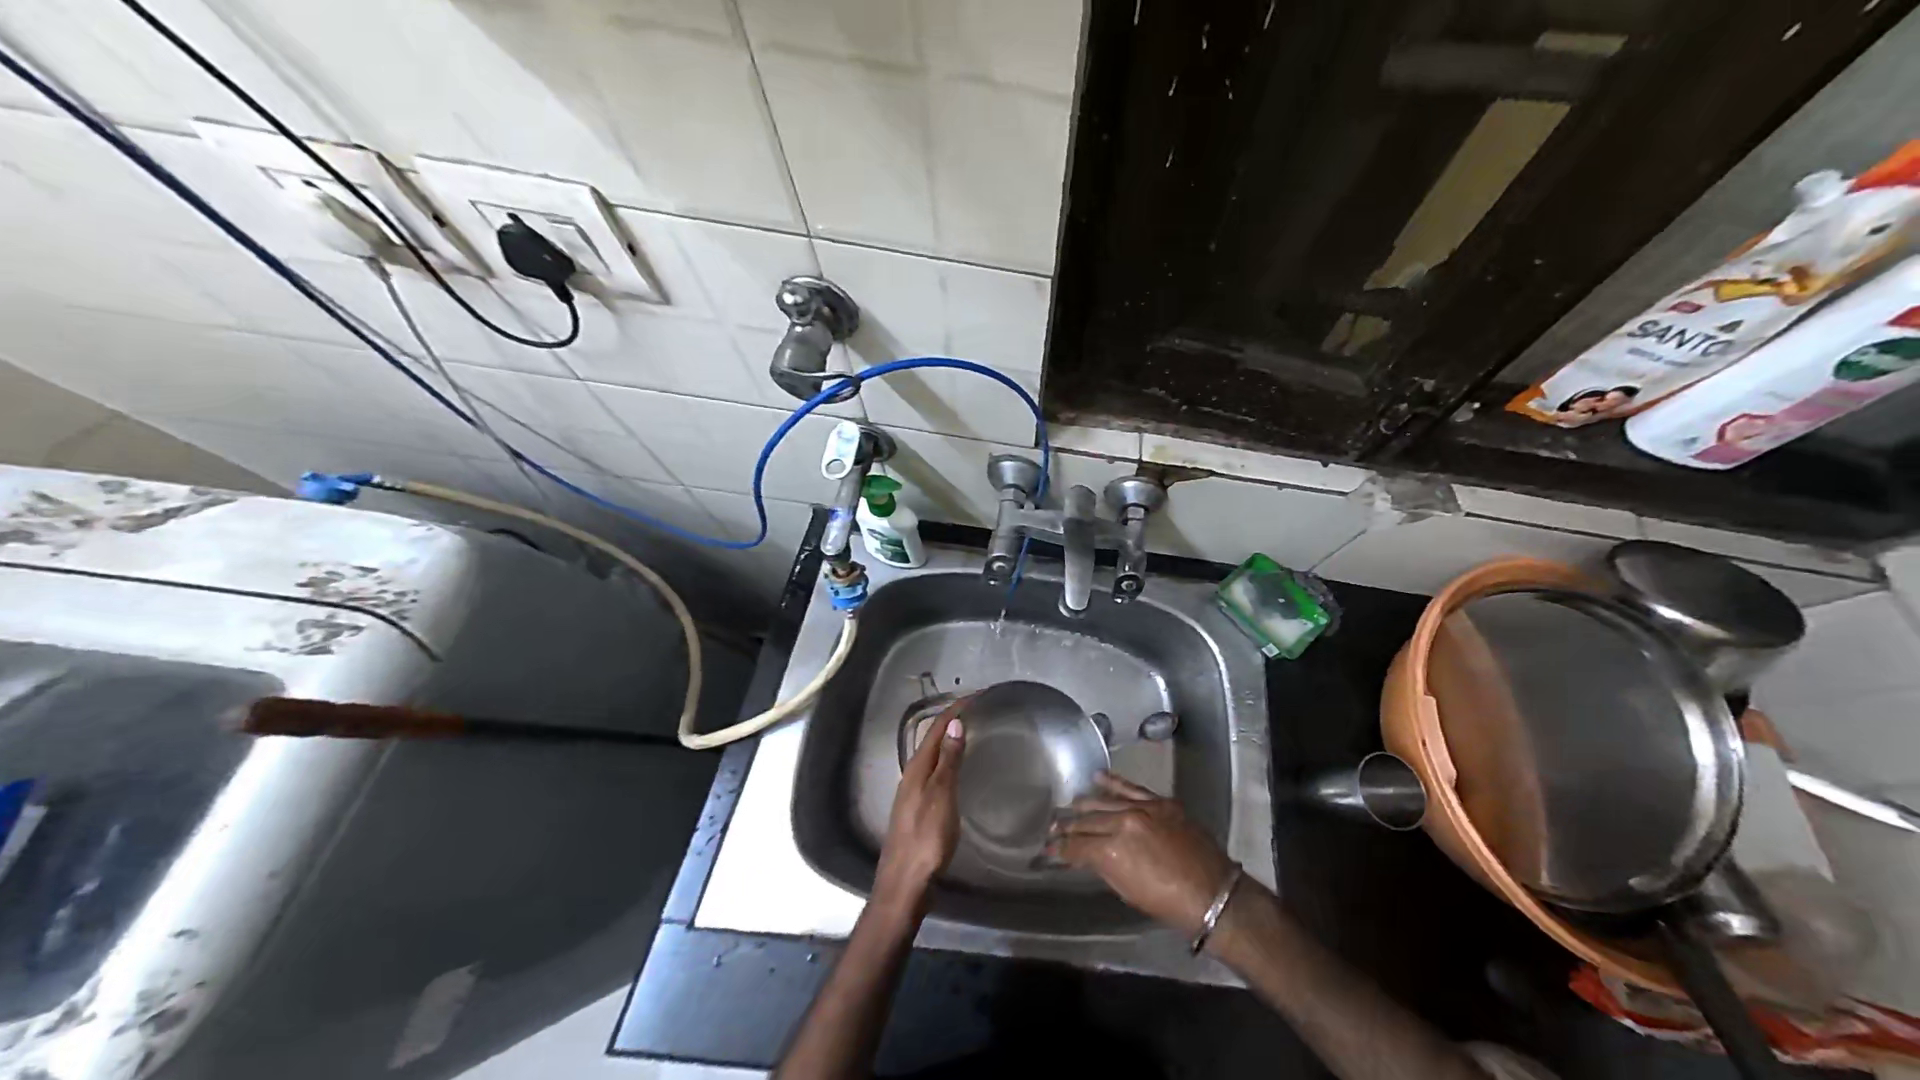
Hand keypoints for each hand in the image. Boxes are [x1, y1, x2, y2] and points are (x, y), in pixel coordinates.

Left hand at [874, 700, 966, 908]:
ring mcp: (913, 794)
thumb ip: (948, 762)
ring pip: (932, 757)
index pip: (936, 729)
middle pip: (932, 740)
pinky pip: (935, 774)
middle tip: (977, 711)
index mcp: (917, 769)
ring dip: (949, 741)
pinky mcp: (918, 810)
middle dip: (952, 722)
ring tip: (971, 733)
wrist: (905, 883)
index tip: (977, 696)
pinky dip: (948, 762)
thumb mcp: (941, 797)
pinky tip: (958, 772)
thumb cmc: (926, 839)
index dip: (955, 710)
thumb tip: (954, 724)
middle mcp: (912, 776)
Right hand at [1046, 772, 1234, 935]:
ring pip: (1104, 802)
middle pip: (1086, 821)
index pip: (1076, 846)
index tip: (1048, 850)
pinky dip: (1113, 782)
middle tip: (1053, 828)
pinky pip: (1131, 788)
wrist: (1212, 893)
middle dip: (1067, 827)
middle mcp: (1122, 824)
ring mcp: (1142, 808)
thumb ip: (1103, 867)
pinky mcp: (1160, 802)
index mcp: (1111, 851)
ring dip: (1084, 804)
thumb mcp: (1127, 891)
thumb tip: (1088, 856)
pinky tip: (1097, 777)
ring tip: (1070, 805)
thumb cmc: (1167, 903)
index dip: (1060, 849)